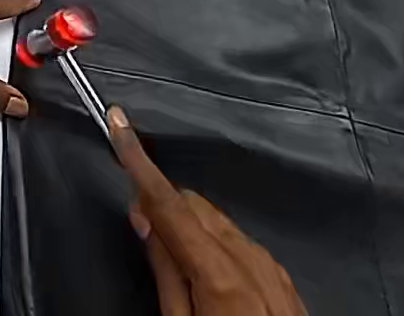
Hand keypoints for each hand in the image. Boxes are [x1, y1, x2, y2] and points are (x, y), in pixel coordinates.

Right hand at [110, 106, 307, 315]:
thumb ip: (165, 269)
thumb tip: (146, 217)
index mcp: (221, 274)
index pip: (168, 200)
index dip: (137, 159)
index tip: (118, 122)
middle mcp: (251, 260)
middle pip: (191, 203)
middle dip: (161, 203)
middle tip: (140, 226)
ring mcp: (272, 268)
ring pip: (215, 219)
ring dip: (188, 224)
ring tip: (174, 263)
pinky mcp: (285, 280)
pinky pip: (239, 242)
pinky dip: (214, 242)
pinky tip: (207, 274)